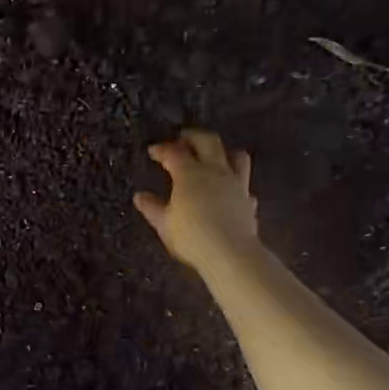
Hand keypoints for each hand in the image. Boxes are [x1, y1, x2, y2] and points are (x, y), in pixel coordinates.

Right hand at [134, 129, 259, 273]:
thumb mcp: (164, 223)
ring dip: (224, 152)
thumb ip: (152, 207)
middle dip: (194, 137)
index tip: (154, 151)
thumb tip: (140, 196)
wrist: (229, 253)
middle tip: (183, 139)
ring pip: (236, 156)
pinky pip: (243, 185)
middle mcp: (215, 172)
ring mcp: (236, 184)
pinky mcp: (248, 200)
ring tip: (215, 156)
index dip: (162, 149)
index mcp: (190, 174)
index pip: (174, 153)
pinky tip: (230, 192)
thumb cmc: (191, 236)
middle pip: (208, 142)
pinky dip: (235, 184)